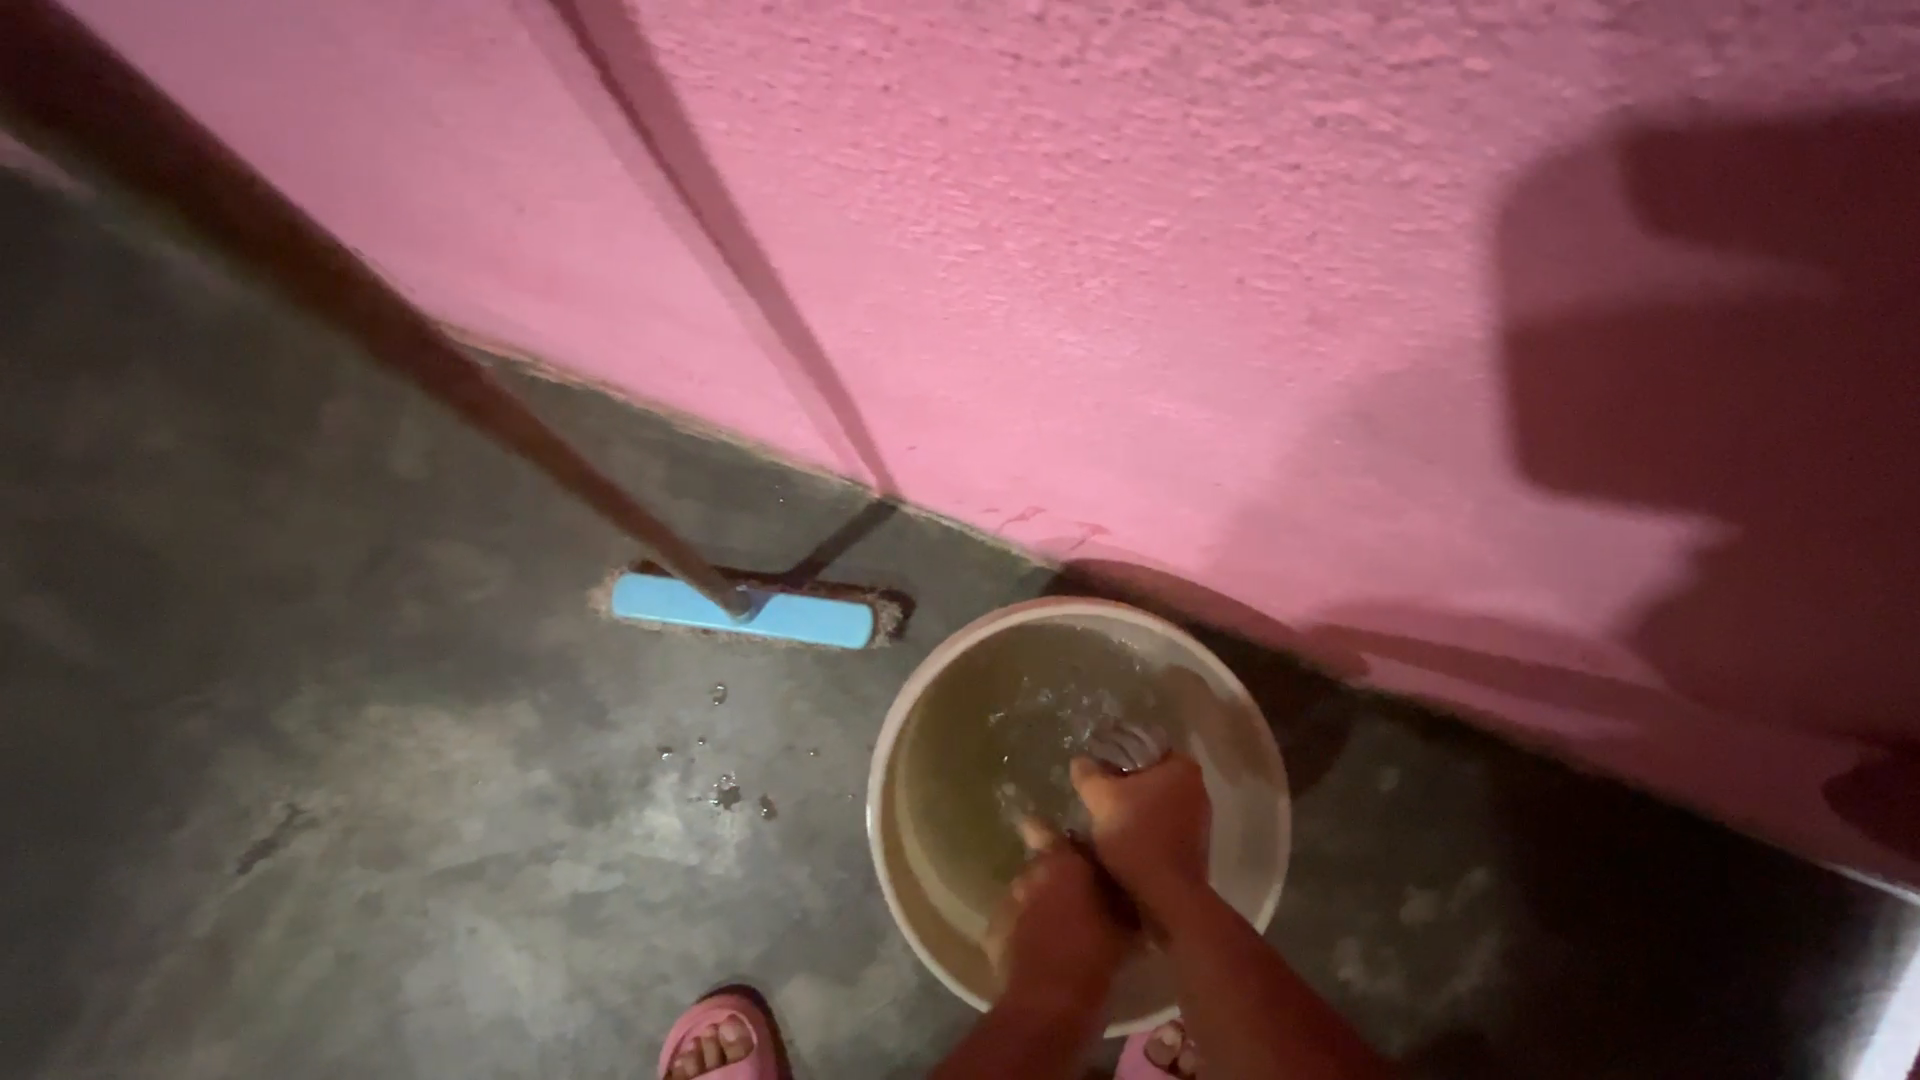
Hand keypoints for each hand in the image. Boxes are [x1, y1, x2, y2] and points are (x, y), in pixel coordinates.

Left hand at [984, 819, 1135, 1013]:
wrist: (1049, 1002)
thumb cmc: (1094, 957)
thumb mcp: (1124, 927)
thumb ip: (1120, 899)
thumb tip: (1126, 890)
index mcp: (1060, 863)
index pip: (1046, 829)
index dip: (1053, 836)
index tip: (1066, 847)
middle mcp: (1028, 873)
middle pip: (1039, 866)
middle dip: (1054, 878)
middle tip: (1076, 901)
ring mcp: (1006, 902)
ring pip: (1024, 894)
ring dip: (1038, 905)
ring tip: (1059, 931)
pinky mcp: (992, 932)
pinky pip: (1011, 924)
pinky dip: (1022, 932)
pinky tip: (1039, 952)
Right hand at [1069, 752, 1210, 919]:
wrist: (1167, 897)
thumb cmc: (1136, 837)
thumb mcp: (1101, 799)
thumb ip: (1088, 774)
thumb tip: (1080, 761)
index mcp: (1182, 767)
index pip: (1145, 745)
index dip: (1118, 751)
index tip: (1096, 762)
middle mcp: (1198, 788)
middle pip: (1151, 774)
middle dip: (1124, 781)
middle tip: (1096, 788)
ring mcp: (1200, 820)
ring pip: (1157, 802)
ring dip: (1134, 806)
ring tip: (1104, 814)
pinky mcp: (1194, 846)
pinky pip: (1163, 825)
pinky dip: (1144, 826)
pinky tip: (1122, 837)